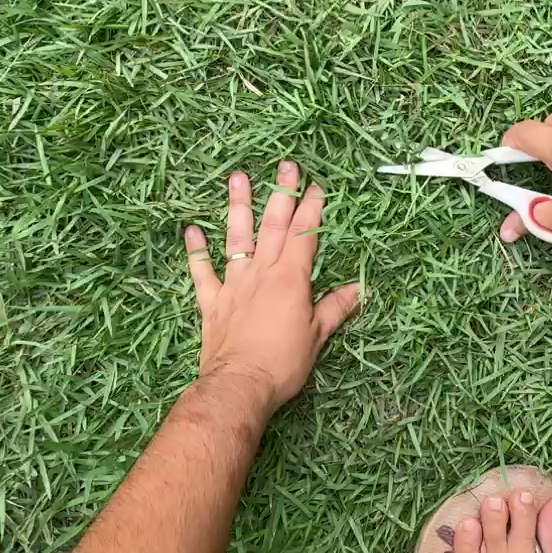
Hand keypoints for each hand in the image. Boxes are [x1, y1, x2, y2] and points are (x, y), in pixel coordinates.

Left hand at [183, 160, 361, 415]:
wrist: (238, 387)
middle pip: (273, 226)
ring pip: (236, 238)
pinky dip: (196, 252)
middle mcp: (261, 273)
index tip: (317, 185)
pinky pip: (202, 273)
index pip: (305, 235)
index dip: (312, 209)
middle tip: (286, 165)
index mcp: (290, 278)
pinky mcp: (212, 302)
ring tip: (237, 178)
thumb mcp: (317, 336)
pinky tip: (191, 231)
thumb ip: (335, 307)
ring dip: (238, 207)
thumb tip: (360, 288)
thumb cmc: (283, 363)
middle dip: (282, 194)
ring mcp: (234, 285)